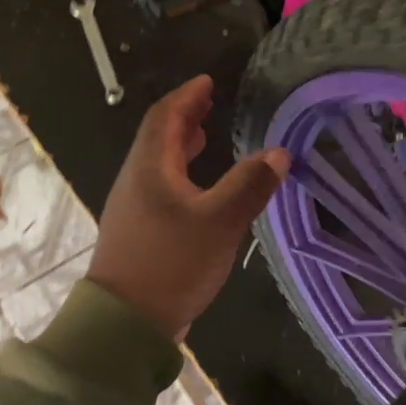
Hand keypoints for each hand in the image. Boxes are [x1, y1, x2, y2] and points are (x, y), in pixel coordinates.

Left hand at [86, 75, 290, 341]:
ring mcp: (134, 209)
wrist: (126, 322)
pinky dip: (181, 176)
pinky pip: (160, 189)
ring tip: (206, 139)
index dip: (187, 97)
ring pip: (158, 166)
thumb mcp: (219, 222)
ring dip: (181, 148)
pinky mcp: (139, 234)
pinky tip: (199, 193)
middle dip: (184, 119)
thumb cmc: (172, 263)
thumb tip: (279, 152)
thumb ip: (249, 185)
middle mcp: (136, 181)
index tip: (208, 82)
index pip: (165, 117)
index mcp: (150, 168)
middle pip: (157, 138)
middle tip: (210, 106)